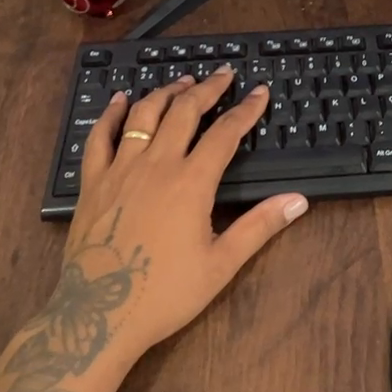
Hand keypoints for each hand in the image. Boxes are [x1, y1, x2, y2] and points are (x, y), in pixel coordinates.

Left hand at [65, 68, 308, 366]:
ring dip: (166, 93)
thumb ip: (259, 226)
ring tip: (182, 82)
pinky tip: (120, 100)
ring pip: (144, 116)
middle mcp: (156, 165)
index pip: (225, 133)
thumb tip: (298, 200)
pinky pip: (99, 137)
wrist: (99, 317)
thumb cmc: (165, 294)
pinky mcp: (92, 183)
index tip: (260, 92)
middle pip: (184, 112)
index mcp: (191, 182)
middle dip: (207, 88)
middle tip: (223, 75)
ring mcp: (120, 170)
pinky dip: (111, 114)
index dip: (246, 109)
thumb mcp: (221, 264)